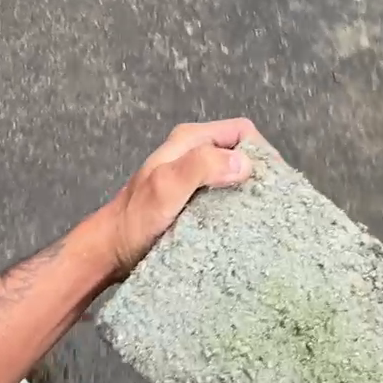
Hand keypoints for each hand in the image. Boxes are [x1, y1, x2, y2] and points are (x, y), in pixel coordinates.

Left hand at [92, 118, 260, 279]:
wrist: (111, 251)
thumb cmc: (137, 218)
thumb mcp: (166, 186)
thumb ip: (200, 167)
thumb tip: (245, 164)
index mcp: (190, 139)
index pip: (242, 131)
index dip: (261, 152)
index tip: (272, 184)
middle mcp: (195, 153)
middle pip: (242, 154)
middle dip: (259, 175)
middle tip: (272, 205)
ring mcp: (194, 179)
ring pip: (235, 177)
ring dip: (249, 194)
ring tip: (263, 220)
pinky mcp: (195, 202)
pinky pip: (226, 198)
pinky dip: (238, 209)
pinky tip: (245, 228)